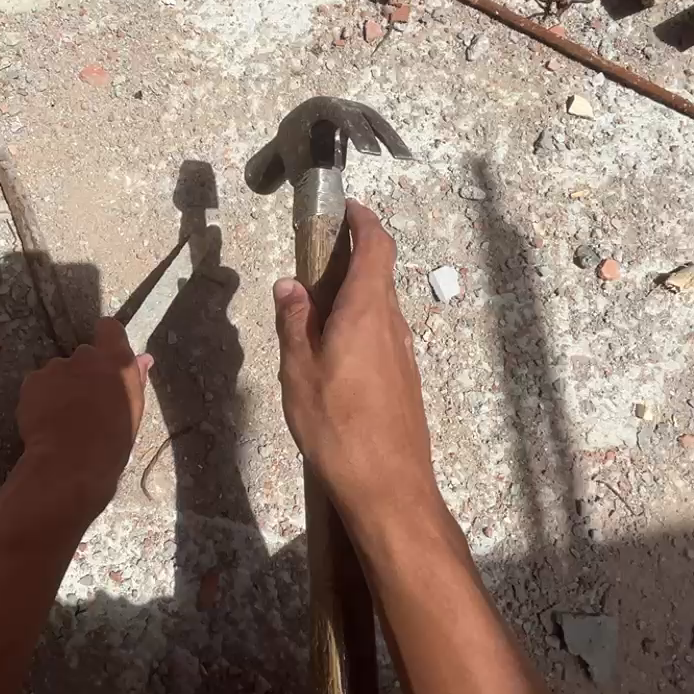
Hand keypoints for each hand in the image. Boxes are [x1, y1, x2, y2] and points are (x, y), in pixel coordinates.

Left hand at [16, 318, 153, 513]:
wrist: (70, 464)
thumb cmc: (112, 443)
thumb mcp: (133, 412)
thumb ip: (135, 379)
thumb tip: (144, 358)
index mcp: (116, 362)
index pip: (110, 328)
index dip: (107, 339)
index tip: (106, 356)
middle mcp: (86, 357)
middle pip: (84, 355)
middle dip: (83, 372)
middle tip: (84, 402)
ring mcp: (56, 367)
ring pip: (59, 371)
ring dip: (60, 387)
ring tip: (63, 418)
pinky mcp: (32, 381)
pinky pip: (38, 385)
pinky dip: (41, 398)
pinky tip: (46, 421)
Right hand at [274, 201, 435, 516]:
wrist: (388, 485)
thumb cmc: (336, 423)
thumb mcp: (298, 371)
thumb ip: (294, 322)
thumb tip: (290, 284)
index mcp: (366, 312)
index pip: (376, 247)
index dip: (363, 220)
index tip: (344, 207)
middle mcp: (392, 324)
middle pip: (377, 274)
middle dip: (347, 258)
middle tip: (307, 265)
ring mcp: (403, 352)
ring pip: (377, 306)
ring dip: (350, 294)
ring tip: (310, 312)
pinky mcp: (404, 377)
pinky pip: (380, 333)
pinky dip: (357, 322)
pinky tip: (331, 352)